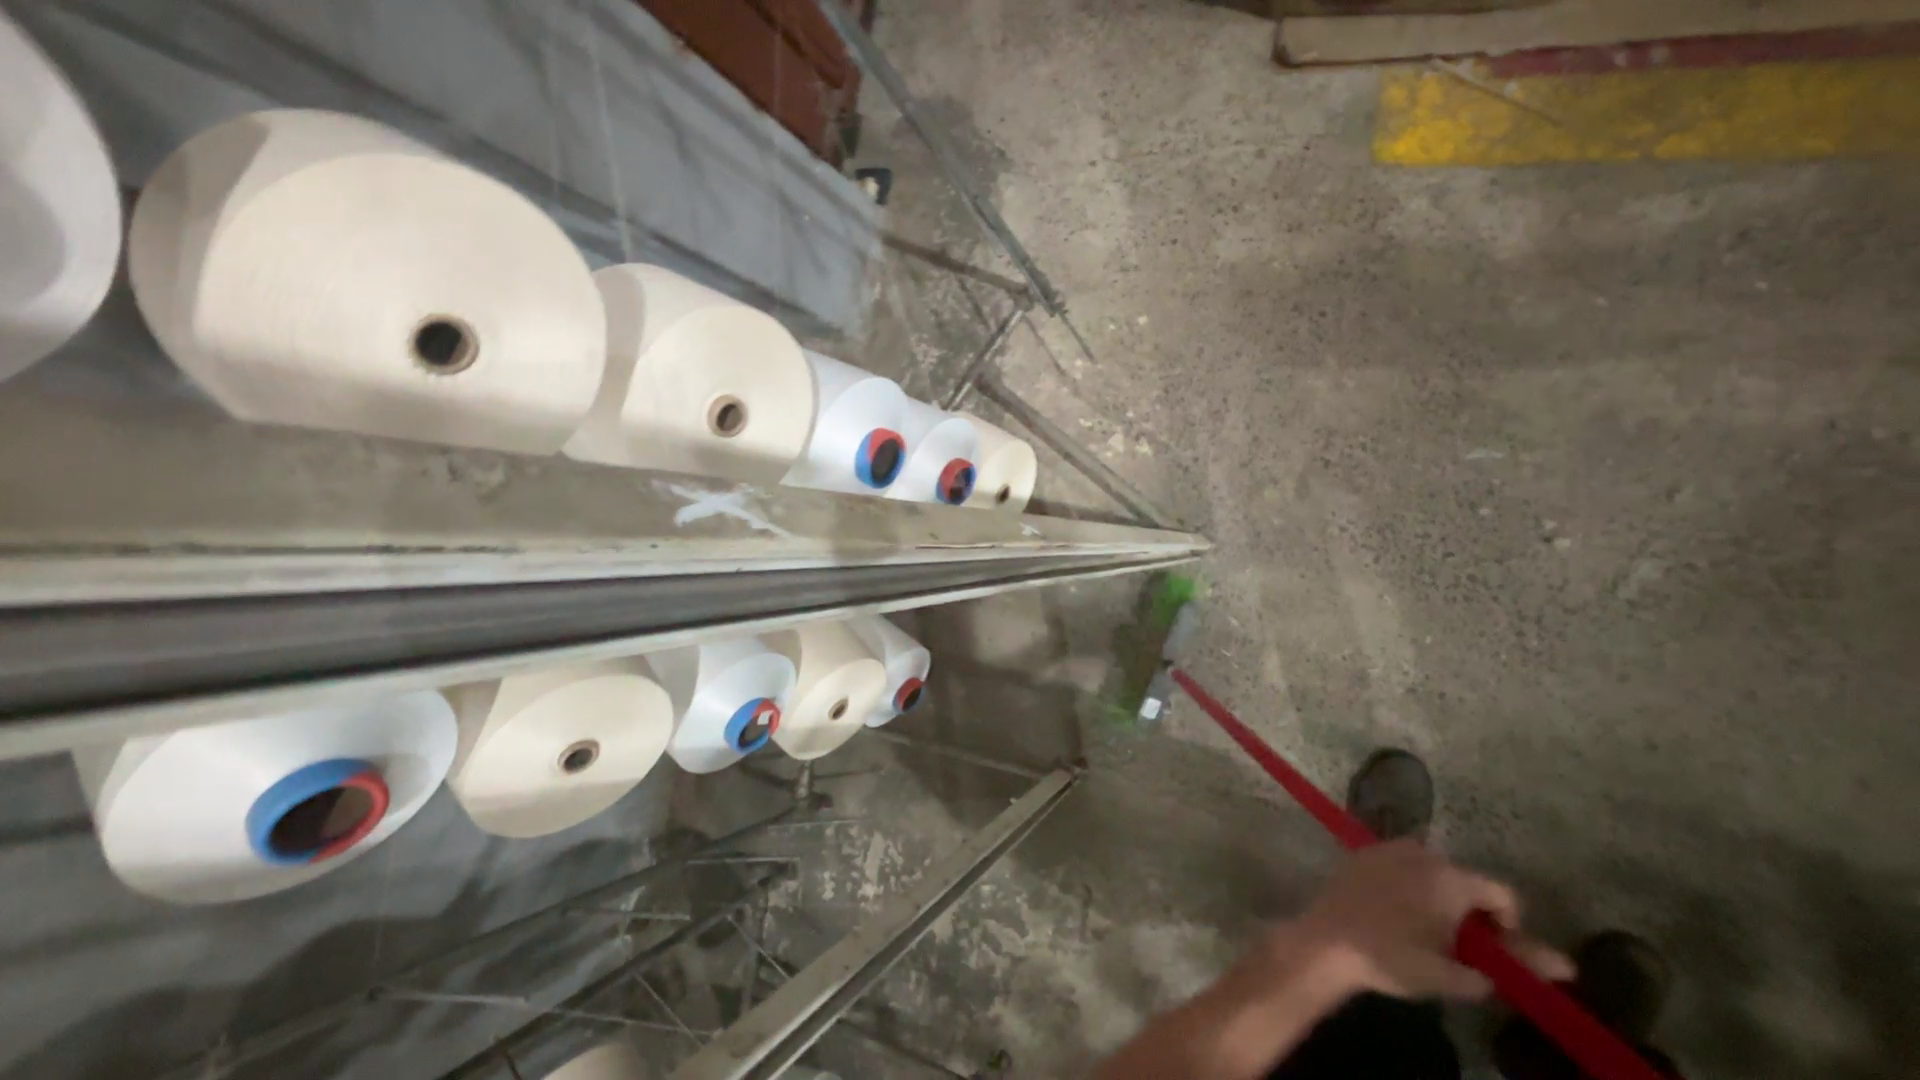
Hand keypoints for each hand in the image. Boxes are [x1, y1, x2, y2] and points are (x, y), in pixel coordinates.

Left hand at [1290, 840, 1572, 1000]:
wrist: (1324, 942)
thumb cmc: (1389, 958)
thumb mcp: (1447, 976)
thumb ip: (1491, 975)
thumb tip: (1526, 976)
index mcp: (1451, 880)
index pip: (1503, 893)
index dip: (1511, 924)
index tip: (1498, 949)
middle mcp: (1423, 854)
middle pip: (1465, 880)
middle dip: (1471, 909)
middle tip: (1461, 943)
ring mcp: (1387, 849)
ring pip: (1431, 871)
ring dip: (1438, 895)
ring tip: (1426, 929)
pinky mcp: (1360, 854)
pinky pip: (1400, 866)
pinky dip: (1407, 885)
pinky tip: (1395, 913)